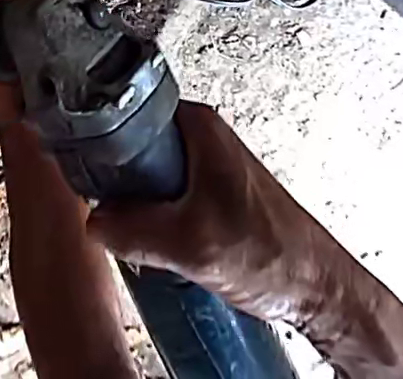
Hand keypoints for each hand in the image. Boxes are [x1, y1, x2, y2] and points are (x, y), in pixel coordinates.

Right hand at [86, 104, 402, 378]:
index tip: (81, 156)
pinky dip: (155, 210)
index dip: (101, 134)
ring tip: (133, 225)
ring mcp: (207, 161)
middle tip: (109, 203)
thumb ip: (133, 230)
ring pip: (150, 170)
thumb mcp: (189, 244)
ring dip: (138, 198)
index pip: (129, 109)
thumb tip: (93, 221)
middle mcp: (202, 134)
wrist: (320, 293)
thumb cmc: (275, 256)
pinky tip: (155, 238)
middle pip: (136, 142)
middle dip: (120, 176)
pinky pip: (166, 189)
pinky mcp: (211, 189)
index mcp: (198, 126)